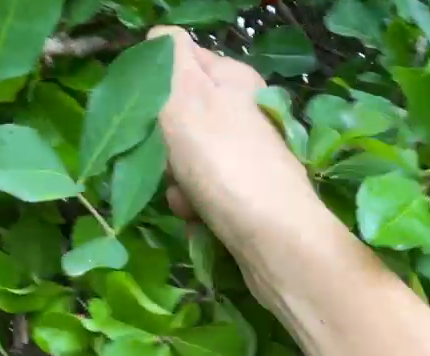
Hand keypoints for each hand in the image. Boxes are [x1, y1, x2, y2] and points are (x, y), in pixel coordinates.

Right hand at [148, 27, 327, 263]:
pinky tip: (202, 224)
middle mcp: (245, 120)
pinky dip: (198, 215)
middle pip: (181, 126)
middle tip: (172, 165)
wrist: (277, 243)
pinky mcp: (248, 208)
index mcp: (234, 82)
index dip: (159, 90)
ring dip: (179, 188)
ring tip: (191, 202)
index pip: (184, 65)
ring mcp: (247, 166)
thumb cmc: (226, 164)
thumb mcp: (187, 94)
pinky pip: (206, 205)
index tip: (153, 114)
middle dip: (166, 151)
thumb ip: (169, 59)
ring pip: (189, 170)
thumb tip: (162, 38)